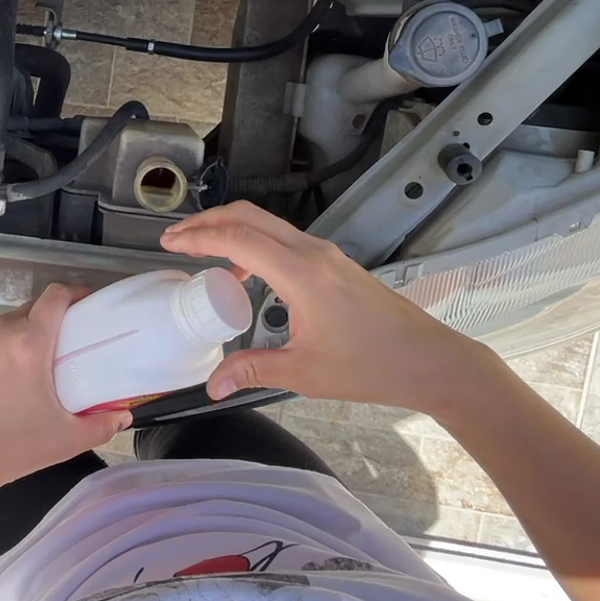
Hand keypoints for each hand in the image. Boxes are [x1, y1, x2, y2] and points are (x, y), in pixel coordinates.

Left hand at [0, 284, 131, 500]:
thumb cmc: (11, 450)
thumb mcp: (66, 439)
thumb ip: (102, 424)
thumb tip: (123, 414)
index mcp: (29, 343)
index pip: (55, 296)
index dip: (73, 293)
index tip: (84, 303)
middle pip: (32, 309)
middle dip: (48, 321)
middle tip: (60, 345)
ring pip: (6, 322)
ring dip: (20, 334)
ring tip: (27, 365)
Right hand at [160, 201, 493, 412]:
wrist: (431, 360)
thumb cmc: (373, 366)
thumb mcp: (305, 372)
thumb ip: (253, 370)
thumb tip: (213, 384)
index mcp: (301, 274)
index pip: (237, 239)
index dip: (197, 237)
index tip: (169, 243)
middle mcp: (312, 252)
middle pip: (247, 215)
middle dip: (206, 221)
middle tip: (175, 238)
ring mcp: (324, 253)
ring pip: (265, 222)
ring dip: (228, 228)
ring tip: (200, 249)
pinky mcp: (332, 261)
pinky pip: (281, 236)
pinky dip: (252, 240)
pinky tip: (243, 270)